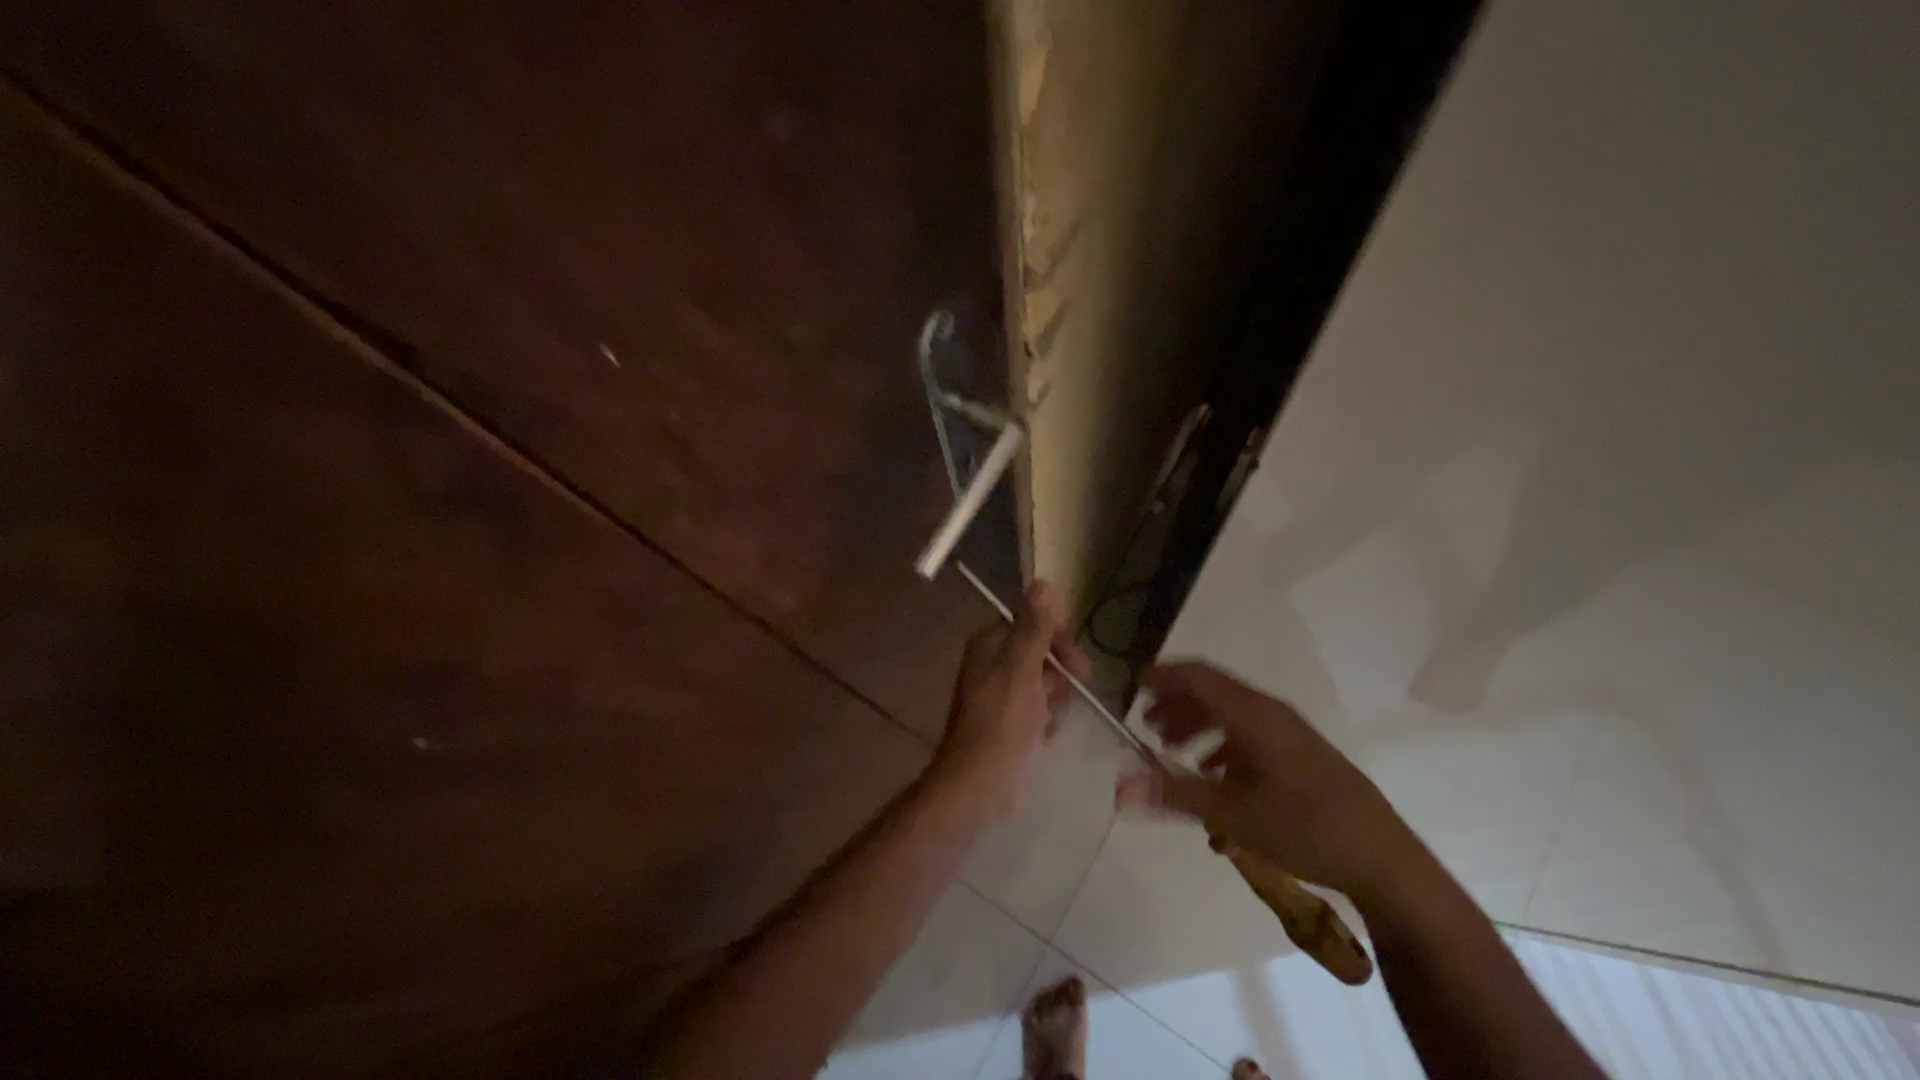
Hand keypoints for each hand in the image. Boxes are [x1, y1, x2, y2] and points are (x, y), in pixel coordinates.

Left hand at [932, 581, 1088, 818]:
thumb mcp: (1021, 671)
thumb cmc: (1001, 725)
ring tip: (1052, 719)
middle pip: (1039, 651)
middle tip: (1074, 691)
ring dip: (1056, 698)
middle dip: (1059, 671)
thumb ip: (1033, 628)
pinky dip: (1047, 719)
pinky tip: (1047, 735)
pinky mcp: (1007, 723)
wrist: (978, 787)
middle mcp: (990, 664)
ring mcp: (998, 695)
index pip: (1031, 622)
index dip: (1057, 636)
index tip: (1077, 661)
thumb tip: (1043, 581)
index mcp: (989, 645)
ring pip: (1042, 682)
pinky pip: (1038, 709)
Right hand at [1118, 661, 1425, 899]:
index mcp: (1257, 716)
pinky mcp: (1302, 759)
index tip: (1131, 686)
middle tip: (1146, 730)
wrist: (1385, 861)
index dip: (1163, 676)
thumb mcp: (1236, 816)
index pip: (1200, 677)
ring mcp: (1291, 737)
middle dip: (1176, 708)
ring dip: (1198, 732)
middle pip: (1214, 695)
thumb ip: (1176, 796)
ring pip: (1233, 719)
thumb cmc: (1308, 830)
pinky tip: (1216, 789)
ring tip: (1175, 758)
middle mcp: (1273, 716)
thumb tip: (1120, 786)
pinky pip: (1251, 742)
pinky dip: (1224, 754)